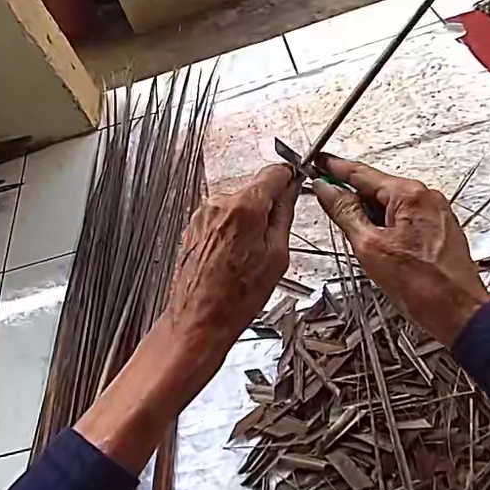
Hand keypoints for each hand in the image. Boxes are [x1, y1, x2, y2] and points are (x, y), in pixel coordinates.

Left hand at [157, 163, 298, 357]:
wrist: (199, 317)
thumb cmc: (234, 296)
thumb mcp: (277, 256)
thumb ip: (284, 215)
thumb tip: (290, 192)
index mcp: (245, 207)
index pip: (274, 172)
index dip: (289, 178)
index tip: (294, 184)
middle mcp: (220, 204)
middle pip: (255, 189)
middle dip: (267, 207)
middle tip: (272, 238)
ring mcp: (204, 213)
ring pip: (238, 204)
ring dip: (248, 220)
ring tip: (249, 254)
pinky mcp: (195, 224)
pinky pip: (222, 217)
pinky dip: (232, 230)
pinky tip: (233, 256)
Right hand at [311, 154, 489, 345]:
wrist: (458, 313)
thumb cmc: (423, 285)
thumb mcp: (369, 246)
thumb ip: (344, 212)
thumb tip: (327, 190)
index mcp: (409, 195)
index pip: (362, 173)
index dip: (335, 168)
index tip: (320, 163)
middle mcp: (426, 198)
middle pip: (377, 189)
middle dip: (353, 199)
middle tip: (330, 208)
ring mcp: (435, 213)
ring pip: (390, 206)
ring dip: (370, 218)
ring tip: (362, 244)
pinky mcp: (439, 229)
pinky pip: (405, 219)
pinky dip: (386, 228)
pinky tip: (381, 249)